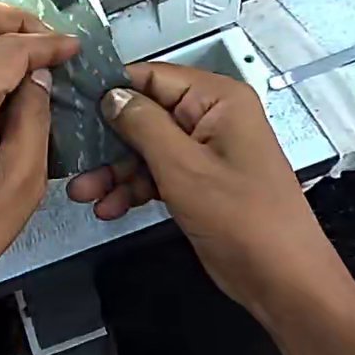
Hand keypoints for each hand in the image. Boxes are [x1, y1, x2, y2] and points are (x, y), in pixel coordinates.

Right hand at [66, 63, 354, 320]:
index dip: (112, 89)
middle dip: (110, 141)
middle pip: (148, 115)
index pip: (154, 76)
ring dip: (116, 170)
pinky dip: (136, 188)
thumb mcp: (183, 167)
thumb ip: (143, 124)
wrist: (281, 278)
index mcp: (219, 100)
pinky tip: (111, 206)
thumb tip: (113, 95)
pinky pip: (161, 174)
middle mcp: (214, 119)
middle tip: (75, 160)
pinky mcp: (203, 183)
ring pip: (149, 148)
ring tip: (84, 192)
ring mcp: (208, 152)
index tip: (73, 105)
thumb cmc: (245, 219)